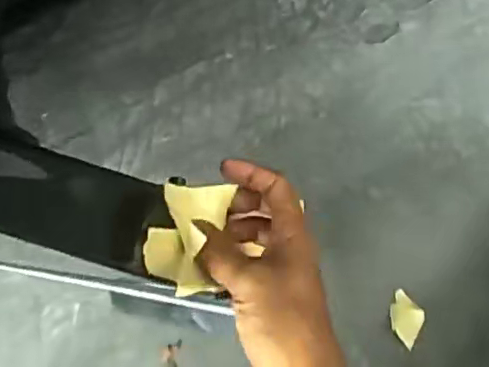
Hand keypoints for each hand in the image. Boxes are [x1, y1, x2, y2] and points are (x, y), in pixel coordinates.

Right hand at [193, 159, 343, 366]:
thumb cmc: (282, 319)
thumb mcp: (247, 282)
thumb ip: (220, 252)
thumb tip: (195, 227)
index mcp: (293, 233)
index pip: (276, 186)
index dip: (251, 173)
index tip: (223, 170)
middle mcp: (292, 245)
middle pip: (268, 207)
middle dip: (239, 203)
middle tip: (215, 210)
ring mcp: (286, 269)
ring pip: (260, 234)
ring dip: (235, 230)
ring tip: (210, 239)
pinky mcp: (277, 291)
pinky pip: (254, 259)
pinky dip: (235, 255)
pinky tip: (214, 268)